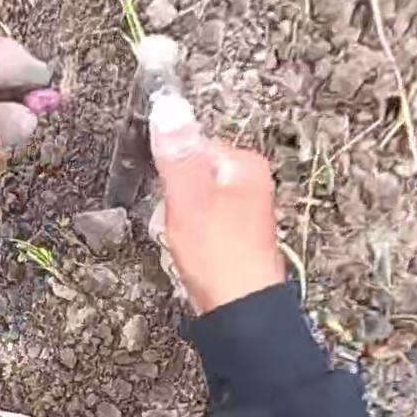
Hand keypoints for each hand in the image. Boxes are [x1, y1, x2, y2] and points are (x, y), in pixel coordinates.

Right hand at [149, 93, 284, 313]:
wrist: (239, 310)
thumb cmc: (219, 257)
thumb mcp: (188, 198)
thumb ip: (176, 153)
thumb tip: (168, 106)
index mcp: (243, 165)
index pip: (190, 148)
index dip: (171, 175)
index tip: (172, 198)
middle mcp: (247, 183)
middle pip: (187, 176)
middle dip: (174, 203)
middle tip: (181, 225)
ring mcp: (241, 210)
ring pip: (189, 203)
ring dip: (178, 223)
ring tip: (187, 243)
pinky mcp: (232, 234)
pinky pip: (197, 224)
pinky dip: (187, 239)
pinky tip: (192, 254)